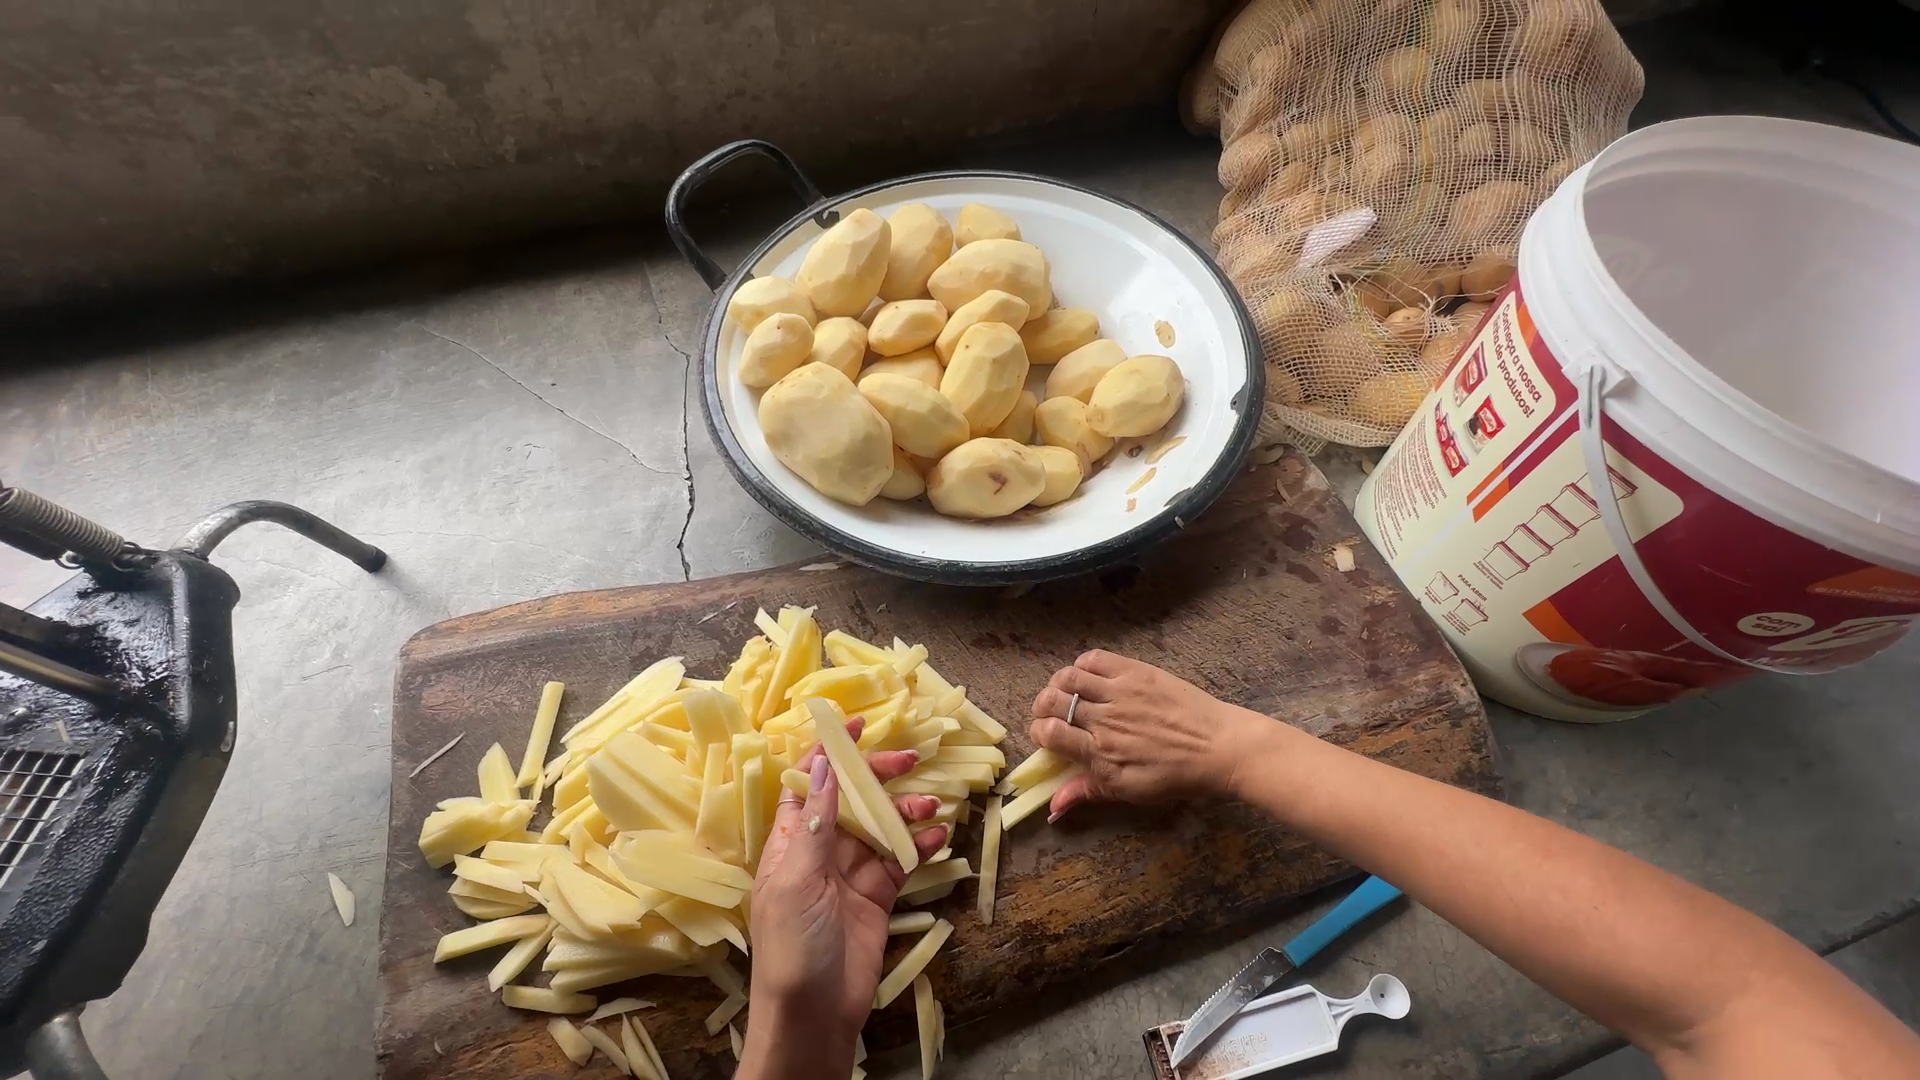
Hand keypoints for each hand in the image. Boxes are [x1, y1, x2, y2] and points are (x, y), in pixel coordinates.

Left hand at [739, 717, 948, 1079]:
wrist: (814, 1016)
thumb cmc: (793, 945)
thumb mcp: (797, 879)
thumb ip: (815, 822)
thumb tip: (822, 764)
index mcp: (791, 840)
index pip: (809, 782)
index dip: (829, 751)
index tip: (857, 724)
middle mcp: (821, 848)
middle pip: (852, 796)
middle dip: (879, 774)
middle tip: (910, 760)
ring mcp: (852, 870)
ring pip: (882, 823)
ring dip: (906, 810)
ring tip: (930, 808)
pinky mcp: (878, 893)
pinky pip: (901, 857)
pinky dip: (920, 845)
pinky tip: (937, 839)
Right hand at [1028, 650, 1271, 818]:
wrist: (1220, 747)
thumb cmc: (1176, 775)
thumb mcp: (1130, 790)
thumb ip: (1088, 792)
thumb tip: (1053, 806)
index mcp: (1101, 753)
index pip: (1050, 733)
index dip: (1039, 731)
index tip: (1045, 735)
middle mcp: (1104, 720)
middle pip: (1051, 701)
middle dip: (1042, 706)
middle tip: (1050, 712)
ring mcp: (1118, 691)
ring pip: (1068, 677)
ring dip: (1058, 683)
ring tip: (1065, 691)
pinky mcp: (1134, 671)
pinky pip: (1094, 658)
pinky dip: (1082, 664)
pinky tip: (1088, 675)